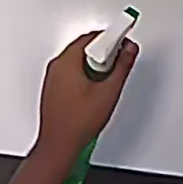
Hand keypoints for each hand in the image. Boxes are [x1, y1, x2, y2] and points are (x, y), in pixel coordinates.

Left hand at [34, 30, 137, 159]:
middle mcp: (56, 67)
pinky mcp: (53, 88)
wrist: (59, 145)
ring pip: (77, 60)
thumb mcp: (109, 91)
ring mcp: (53, 78)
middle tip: (117, 60)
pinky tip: (95, 89)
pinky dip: (84, 74)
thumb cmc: (77, 122)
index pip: (91, 38)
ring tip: (107, 79)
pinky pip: (70, 72)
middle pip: (83, 48)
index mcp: (67, 62)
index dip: (110, 38)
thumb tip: (129, 49)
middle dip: (103, 52)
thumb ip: (122, 65)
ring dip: (94, 64)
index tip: (122, 41)